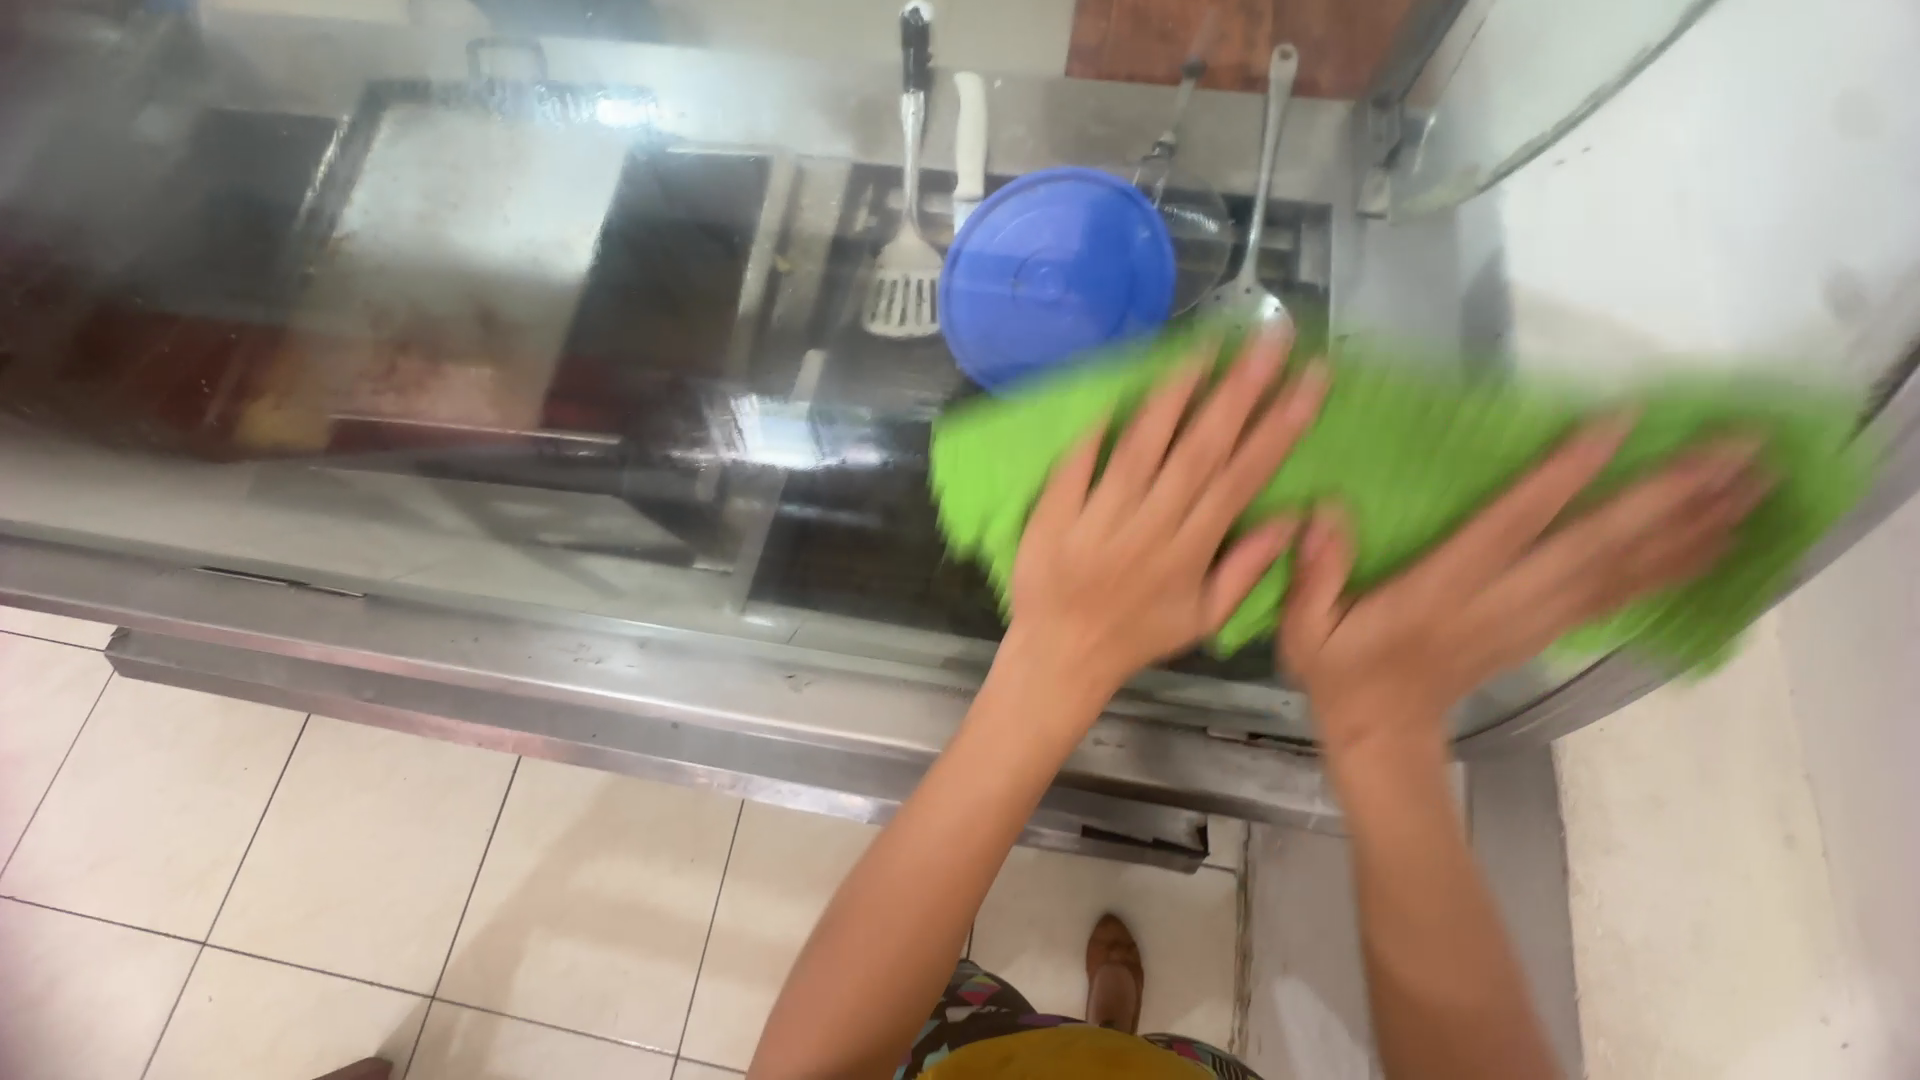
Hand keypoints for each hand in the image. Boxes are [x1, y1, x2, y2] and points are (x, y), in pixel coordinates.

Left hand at [1007, 328, 1327, 695]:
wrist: (1061, 655)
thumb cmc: (1137, 635)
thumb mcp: (1203, 617)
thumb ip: (1246, 568)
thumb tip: (1294, 517)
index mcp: (1190, 550)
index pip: (1241, 477)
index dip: (1278, 427)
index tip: (1308, 380)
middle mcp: (1149, 527)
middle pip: (1198, 451)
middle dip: (1238, 393)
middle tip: (1267, 339)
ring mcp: (1098, 519)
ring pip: (1141, 449)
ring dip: (1173, 398)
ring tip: (1202, 351)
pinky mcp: (1054, 516)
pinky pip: (1075, 467)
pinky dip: (1095, 432)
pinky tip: (1118, 393)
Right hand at [1280, 417, 1772, 760]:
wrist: (1381, 735)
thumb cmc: (1340, 672)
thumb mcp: (1304, 628)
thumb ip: (1314, 572)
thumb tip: (1324, 509)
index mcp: (1440, 595)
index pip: (1509, 528)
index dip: (1562, 477)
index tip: (1619, 424)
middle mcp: (1501, 604)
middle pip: (1594, 549)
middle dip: (1669, 499)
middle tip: (1742, 449)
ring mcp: (1531, 621)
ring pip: (1621, 571)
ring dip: (1692, 528)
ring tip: (1758, 482)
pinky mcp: (1544, 632)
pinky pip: (1618, 596)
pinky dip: (1674, 567)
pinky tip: (1718, 541)